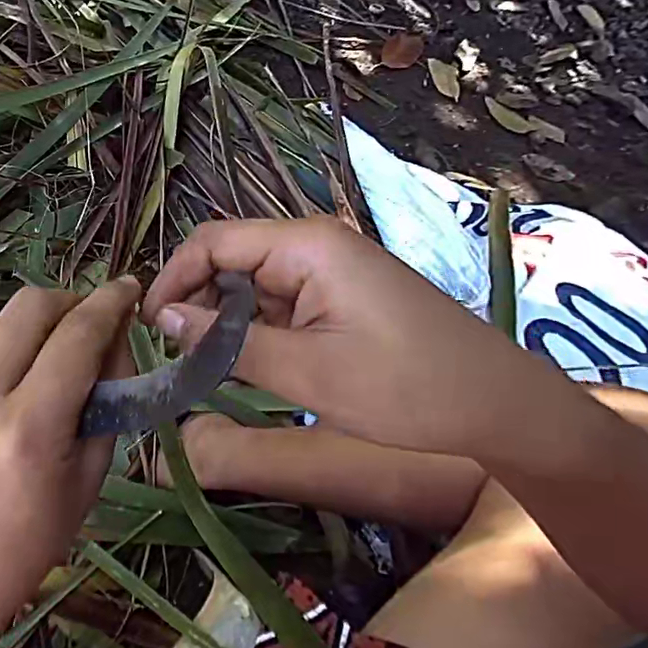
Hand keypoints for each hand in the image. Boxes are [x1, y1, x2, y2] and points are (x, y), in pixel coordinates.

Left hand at [0, 279, 140, 647]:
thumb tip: (114, 337)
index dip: (110, 302)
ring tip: (36, 373)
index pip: (78, 336)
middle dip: (70, 302)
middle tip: (88, 323)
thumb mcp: (90, 475)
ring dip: (29, 333)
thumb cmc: (29, 541)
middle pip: (31, 306)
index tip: (128, 286)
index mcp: (26, 429)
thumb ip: (108, 397)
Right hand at [144, 217, 566, 460]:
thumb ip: (228, 343)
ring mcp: (332, 270)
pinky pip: (283, 303)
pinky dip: (259, 330)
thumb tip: (165, 318)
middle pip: (231, 260)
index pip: (213, 242)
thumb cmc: (405, 387)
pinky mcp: (342, 295)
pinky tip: (251, 365)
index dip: (173, 280)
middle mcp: (315, 244)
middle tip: (178, 358)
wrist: (498, 405)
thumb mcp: (305, 371)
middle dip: (198, 303)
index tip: (150, 329)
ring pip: (254, 286)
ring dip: (228, 322)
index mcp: (306, 244)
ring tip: (208, 368)